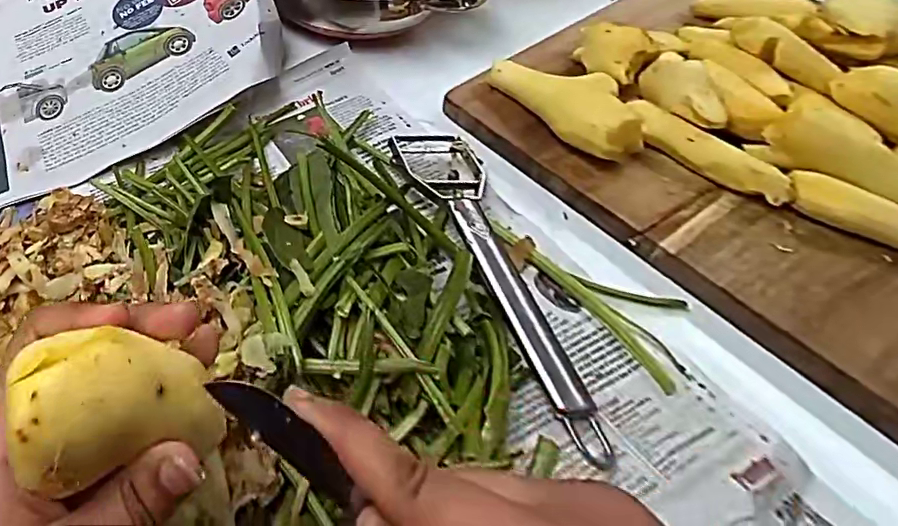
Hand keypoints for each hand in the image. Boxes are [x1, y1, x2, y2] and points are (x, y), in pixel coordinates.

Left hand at [0, 302, 220, 524]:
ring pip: (108, 388)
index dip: (78, 319)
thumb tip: (186, 453)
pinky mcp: (88, 472)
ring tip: (201, 341)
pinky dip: (157, 410)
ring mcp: (65, 445)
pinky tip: (190, 396)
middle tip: (187, 320)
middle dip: (135, 331)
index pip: (34, 343)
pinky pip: (122, 429)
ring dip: (155, 360)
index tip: (124, 316)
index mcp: (13, 426)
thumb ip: (122, 505)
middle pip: (80, 355)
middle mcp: (38, 422)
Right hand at [285, 389, 661, 525]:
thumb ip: (407, 518)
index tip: (298, 401)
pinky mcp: (617, 509)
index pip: (403, 473)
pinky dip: (502, 515)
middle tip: (387, 524)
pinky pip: (527, 493)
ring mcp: (599, 506)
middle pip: (436, 477)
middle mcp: (563, 508)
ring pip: (480, 482)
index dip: (338, 433)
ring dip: (456, 512)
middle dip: (405, 502)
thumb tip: (362, 507)